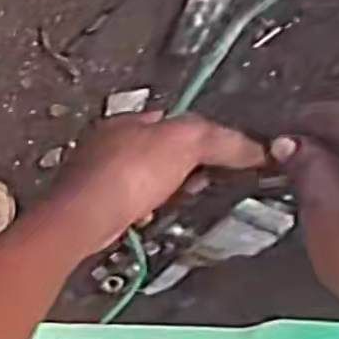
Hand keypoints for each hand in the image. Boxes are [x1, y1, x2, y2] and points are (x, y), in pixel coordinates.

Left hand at [44, 112, 266, 253]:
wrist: (83, 218)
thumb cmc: (127, 173)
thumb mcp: (188, 141)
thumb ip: (224, 139)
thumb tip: (255, 150)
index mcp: (123, 122)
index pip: (172, 120)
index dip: (202, 135)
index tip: (222, 154)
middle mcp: (102, 148)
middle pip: (158, 154)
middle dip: (183, 167)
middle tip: (198, 180)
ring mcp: (92, 179)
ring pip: (143, 182)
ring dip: (163, 192)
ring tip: (174, 199)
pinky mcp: (89, 208)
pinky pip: (126, 208)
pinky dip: (141, 212)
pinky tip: (146, 216)